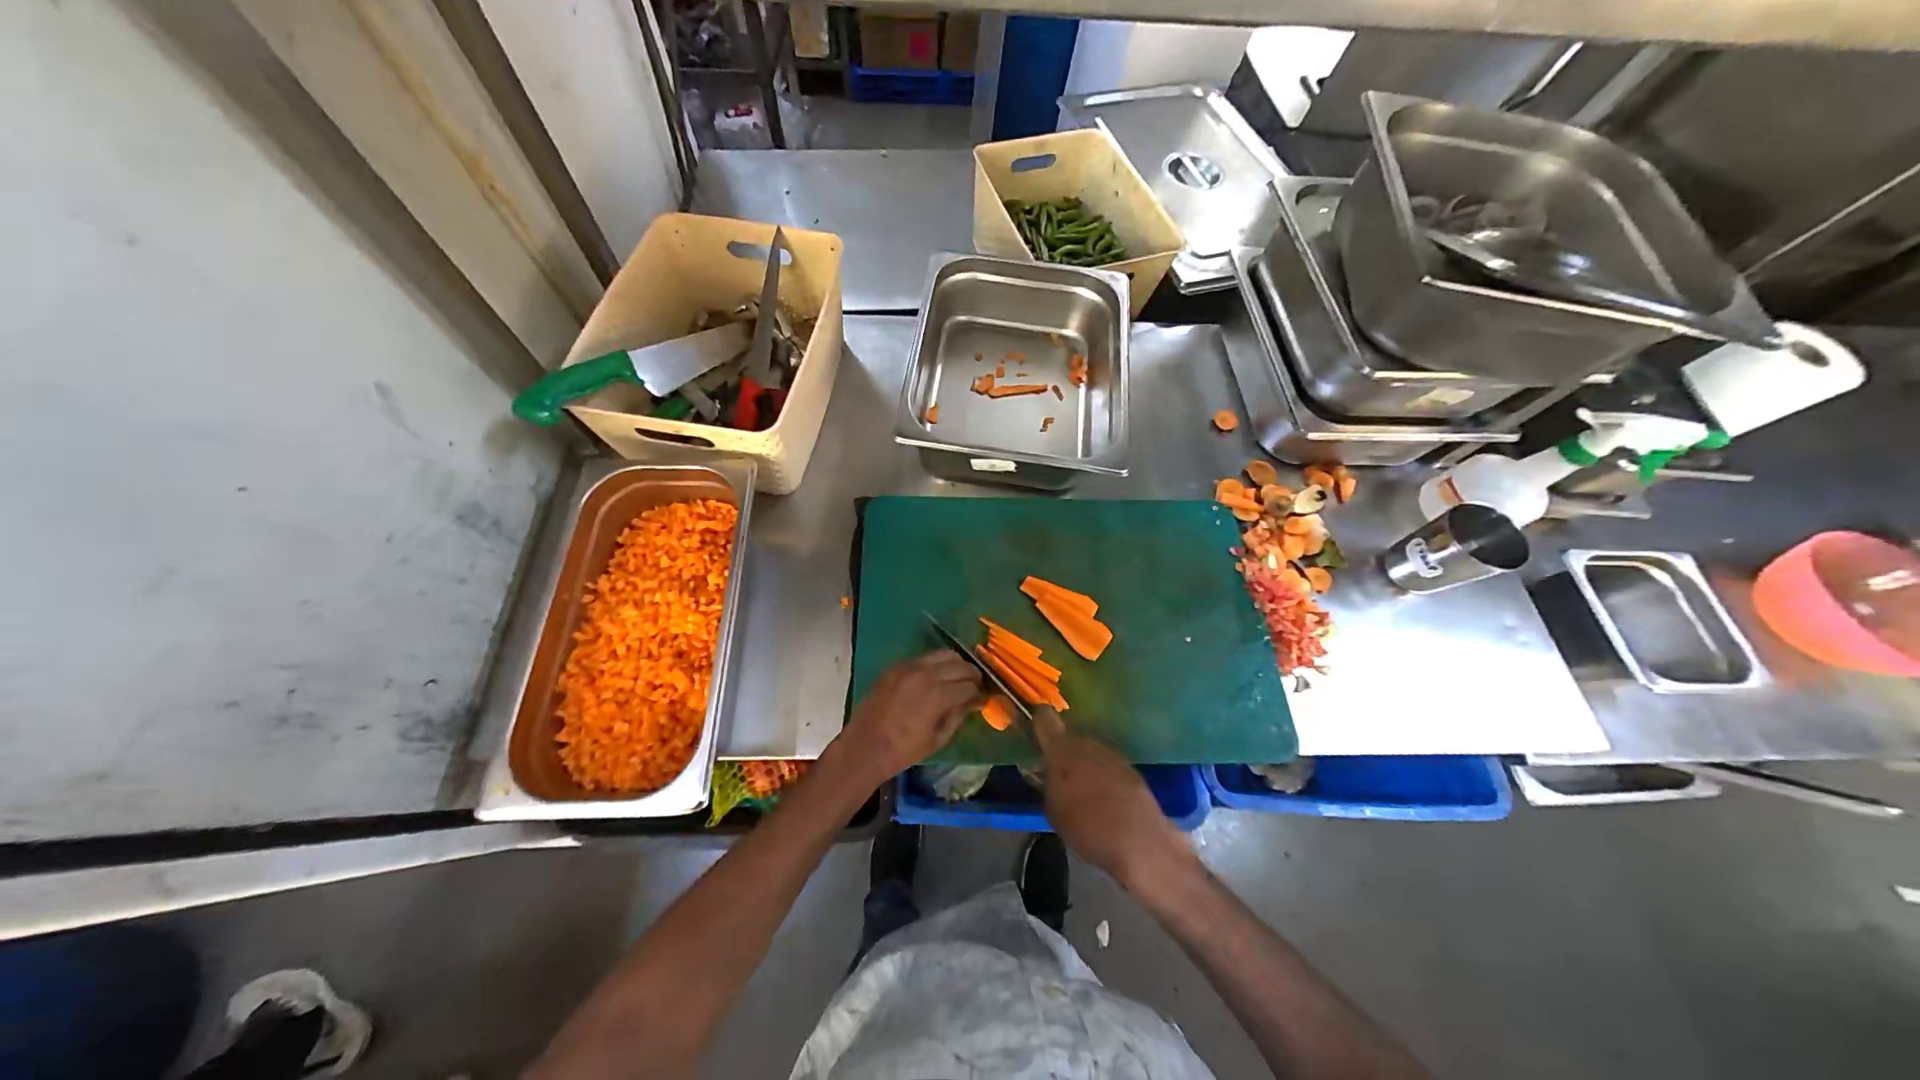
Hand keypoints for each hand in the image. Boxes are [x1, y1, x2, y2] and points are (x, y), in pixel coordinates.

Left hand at [833, 650, 983, 785]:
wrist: (864, 747)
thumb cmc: (904, 750)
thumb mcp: (938, 738)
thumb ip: (958, 714)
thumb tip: (974, 702)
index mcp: (938, 694)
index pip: (970, 686)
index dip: (980, 694)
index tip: (983, 700)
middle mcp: (925, 673)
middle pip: (960, 664)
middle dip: (972, 676)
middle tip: (974, 689)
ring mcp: (908, 666)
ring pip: (943, 654)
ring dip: (955, 665)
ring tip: (957, 680)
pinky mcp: (895, 666)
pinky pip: (923, 658)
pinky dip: (935, 665)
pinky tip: (936, 679)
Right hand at [1031, 706, 1195, 888]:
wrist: (1141, 843)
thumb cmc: (1088, 828)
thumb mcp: (1053, 811)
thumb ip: (1047, 784)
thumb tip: (1047, 771)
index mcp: (1062, 750)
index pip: (1045, 720)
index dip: (1038, 721)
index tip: (1033, 731)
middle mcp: (1088, 744)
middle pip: (1070, 739)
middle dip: (1063, 754)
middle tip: (1058, 778)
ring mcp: (1112, 754)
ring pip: (1090, 753)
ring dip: (1084, 766)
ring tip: (1082, 793)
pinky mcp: (1131, 769)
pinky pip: (1107, 766)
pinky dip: (1103, 777)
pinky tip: (1105, 800)